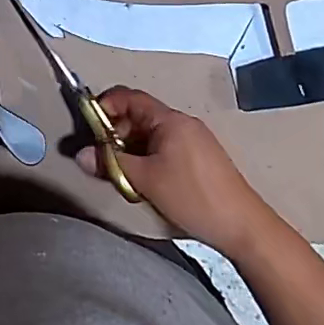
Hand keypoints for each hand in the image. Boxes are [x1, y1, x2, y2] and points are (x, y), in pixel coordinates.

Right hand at [77, 86, 278, 255]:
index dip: (105, 106)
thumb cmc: (192, 196)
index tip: (88, 127)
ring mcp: (193, 140)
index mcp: (169, 120)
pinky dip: (147, 158)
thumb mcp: (145, 180)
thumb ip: (110, 163)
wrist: (243, 226)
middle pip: (138, 116)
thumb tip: (80, 154)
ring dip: (131, 149)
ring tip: (122, 174)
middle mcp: (182, 123)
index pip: (129, 97)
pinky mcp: (200, 158)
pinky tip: (144, 181)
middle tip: (102, 158)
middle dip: (115, 134)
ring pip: (150, 135)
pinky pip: (164, 147)